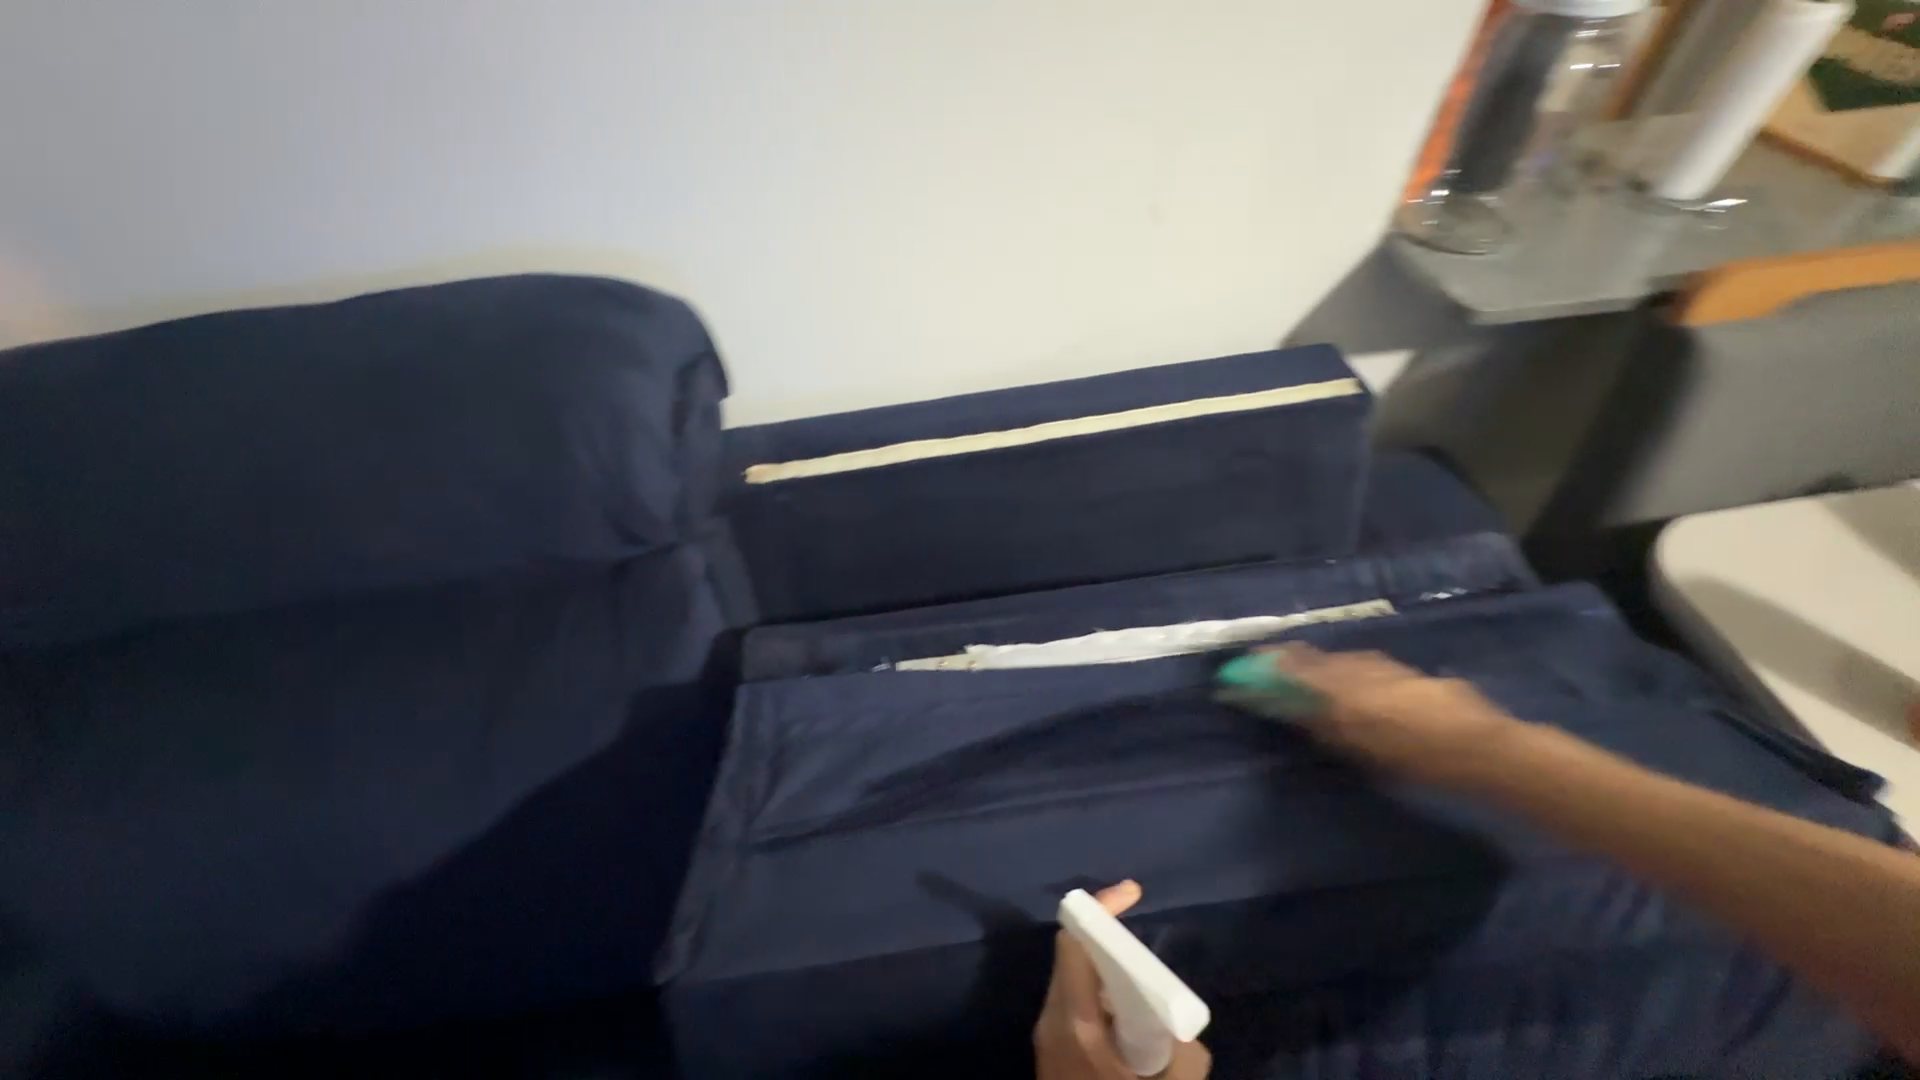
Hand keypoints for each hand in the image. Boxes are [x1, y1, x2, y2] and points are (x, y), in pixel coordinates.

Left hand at [1035, 881, 1210, 1079]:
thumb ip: (1184, 1050)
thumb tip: (1182, 1026)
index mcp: (1072, 1021)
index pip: (1072, 940)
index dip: (1099, 906)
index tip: (1132, 893)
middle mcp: (1049, 1021)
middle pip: (1072, 954)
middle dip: (1110, 942)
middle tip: (1146, 954)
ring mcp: (1045, 1038)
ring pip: (1073, 980)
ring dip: (1108, 973)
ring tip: (1145, 993)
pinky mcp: (1050, 1054)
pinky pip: (1074, 1006)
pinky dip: (1101, 999)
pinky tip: (1130, 1024)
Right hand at [1263, 643, 1524, 787]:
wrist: (1482, 747)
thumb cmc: (1412, 755)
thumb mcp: (1354, 744)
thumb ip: (1315, 720)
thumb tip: (1279, 702)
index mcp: (1336, 683)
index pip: (1285, 668)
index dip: (1258, 671)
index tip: (1234, 675)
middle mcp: (1353, 666)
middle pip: (1307, 657)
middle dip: (1280, 660)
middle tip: (1261, 664)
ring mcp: (1379, 665)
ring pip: (1333, 658)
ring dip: (1310, 662)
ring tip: (1296, 669)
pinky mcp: (1400, 671)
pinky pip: (1356, 663)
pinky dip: (1339, 667)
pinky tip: (1342, 676)